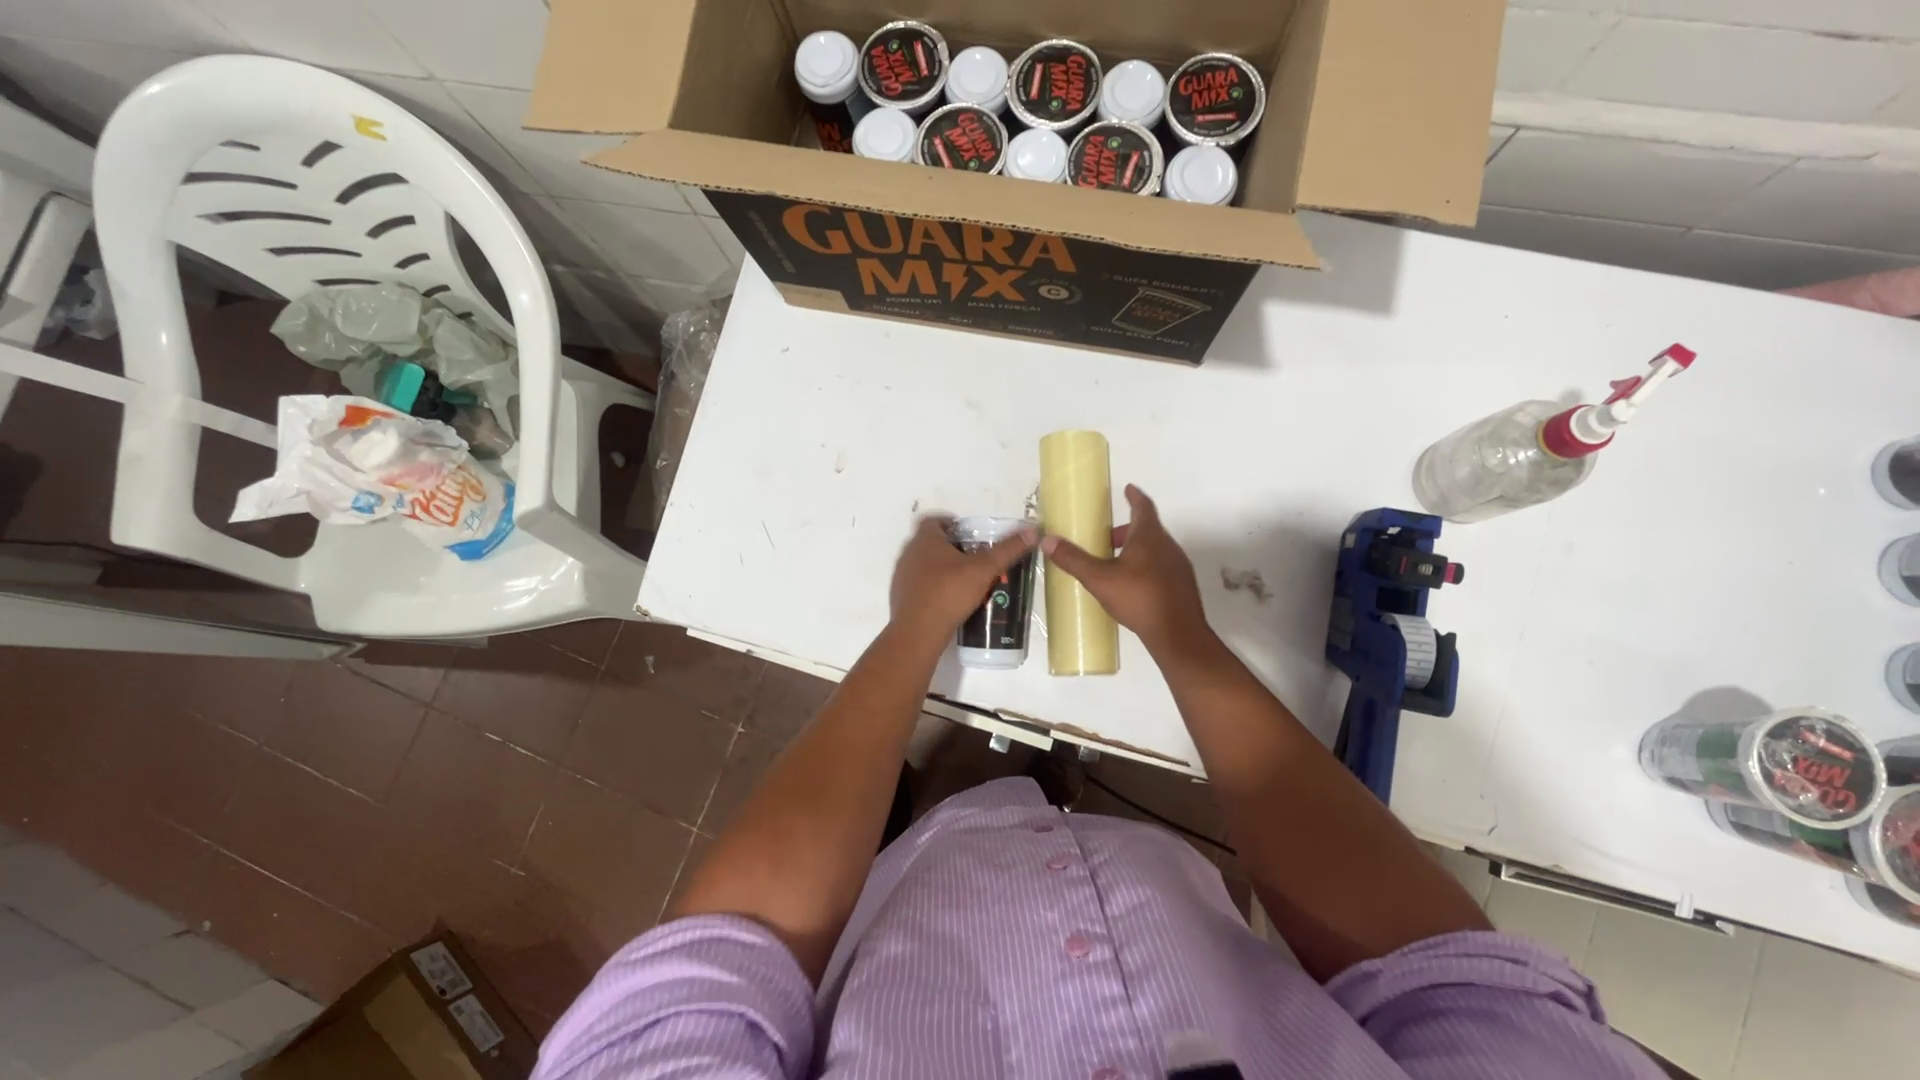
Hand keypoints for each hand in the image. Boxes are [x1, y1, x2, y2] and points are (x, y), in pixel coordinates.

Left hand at [889, 516, 1037, 642]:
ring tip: (965, 580)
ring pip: (924, 564)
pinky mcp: (901, 597)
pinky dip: (933, 587)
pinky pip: (919, 585)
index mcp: (925, 539)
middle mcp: (909, 553)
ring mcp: (902, 576)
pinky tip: (950, 600)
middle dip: (951, 547)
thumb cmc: (949, 592)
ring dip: (942, 568)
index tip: (970, 535)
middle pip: (930, 542)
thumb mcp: (984, 569)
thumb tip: (1032, 531)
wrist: (918, 631)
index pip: (934, 520)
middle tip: (973, 558)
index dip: (952, 523)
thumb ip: (1007, 550)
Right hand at [1040, 485, 1209, 655]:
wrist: (1178, 634)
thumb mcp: (1099, 579)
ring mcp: (1178, 567)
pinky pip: (1162, 567)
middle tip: (1107, 538)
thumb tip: (1048, 541)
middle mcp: (1168, 546)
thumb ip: (1074, 560)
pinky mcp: (1182, 586)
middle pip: (1148, 530)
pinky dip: (1146, 567)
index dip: (1134, 497)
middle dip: (1127, 530)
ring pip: (1155, 549)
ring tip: (1115, 564)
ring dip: (1136, 550)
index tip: (1128, 489)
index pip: (1143, 507)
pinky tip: (1133, 586)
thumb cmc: (1139, 598)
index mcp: (1149, 537)